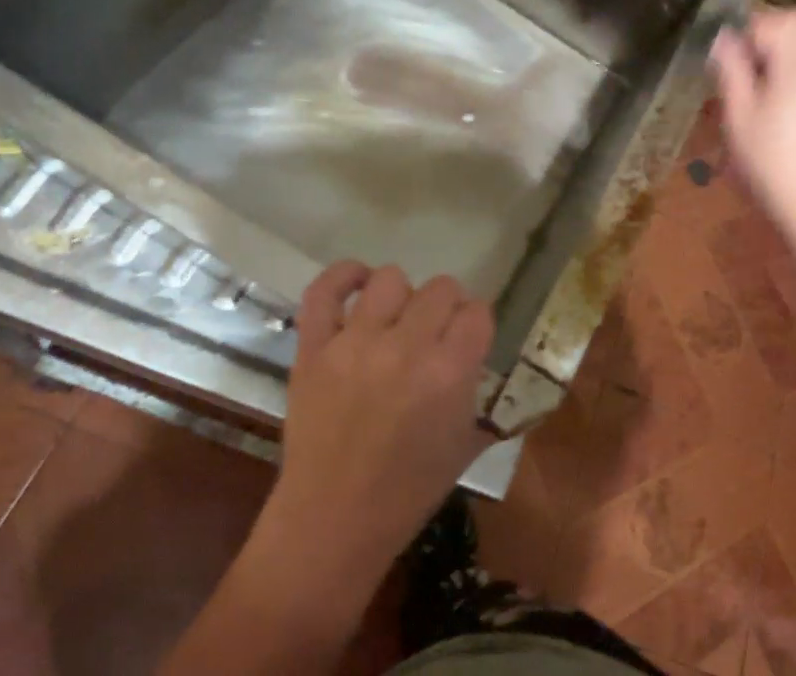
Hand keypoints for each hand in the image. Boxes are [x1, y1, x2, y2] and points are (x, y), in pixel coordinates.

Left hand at [270, 262, 496, 566]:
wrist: (334, 518)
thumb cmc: (409, 490)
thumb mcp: (466, 444)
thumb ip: (480, 394)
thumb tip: (482, 359)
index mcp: (449, 373)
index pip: (477, 312)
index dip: (476, 324)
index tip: (468, 340)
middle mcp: (405, 348)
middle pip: (441, 289)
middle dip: (446, 309)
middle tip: (434, 335)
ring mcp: (354, 344)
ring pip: (390, 279)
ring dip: (402, 296)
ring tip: (397, 320)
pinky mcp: (313, 348)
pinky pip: (324, 291)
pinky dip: (343, 277)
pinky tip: (358, 283)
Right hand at [710, 7, 795, 215]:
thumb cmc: (765, 154)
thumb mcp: (737, 110)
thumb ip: (730, 66)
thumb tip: (721, 37)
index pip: (771, 22)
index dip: (745, 34)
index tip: (727, 60)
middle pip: (792, 22)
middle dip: (761, 34)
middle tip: (738, 64)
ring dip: (774, 46)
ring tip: (752, 78)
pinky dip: (788, 60)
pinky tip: (771, 89)